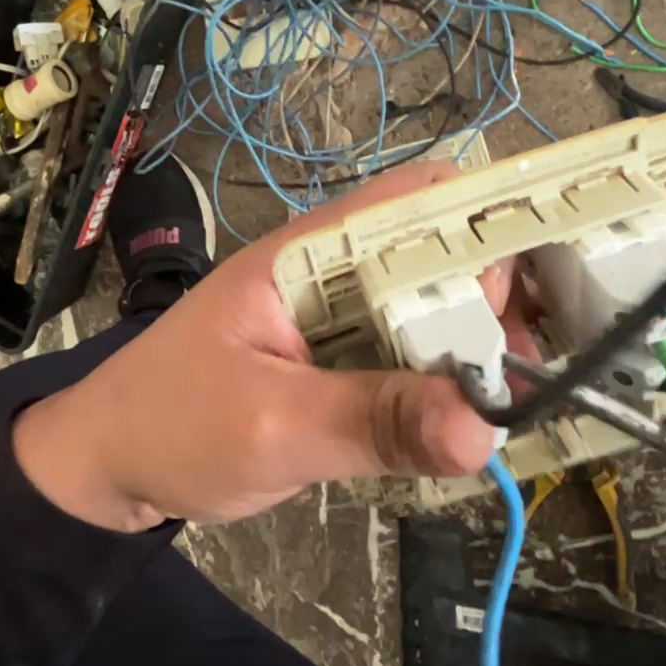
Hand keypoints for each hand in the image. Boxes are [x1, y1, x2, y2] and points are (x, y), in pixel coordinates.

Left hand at [14, 163, 512, 531]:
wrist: (110, 463)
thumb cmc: (172, 425)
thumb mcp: (272, 426)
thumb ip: (373, 422)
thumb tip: (483, 426)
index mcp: (310, 254)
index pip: (417, 202)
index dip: (491, 221)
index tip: (554, 274)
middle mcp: (331, 271)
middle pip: (438, 252)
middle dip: (499, 289)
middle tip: (550, 351)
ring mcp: (334, 317)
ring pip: (429, 306)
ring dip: (478, 338)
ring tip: (528, 386)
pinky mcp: (336, 360)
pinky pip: (407, 353)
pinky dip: (446, 375)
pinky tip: (477, 410)